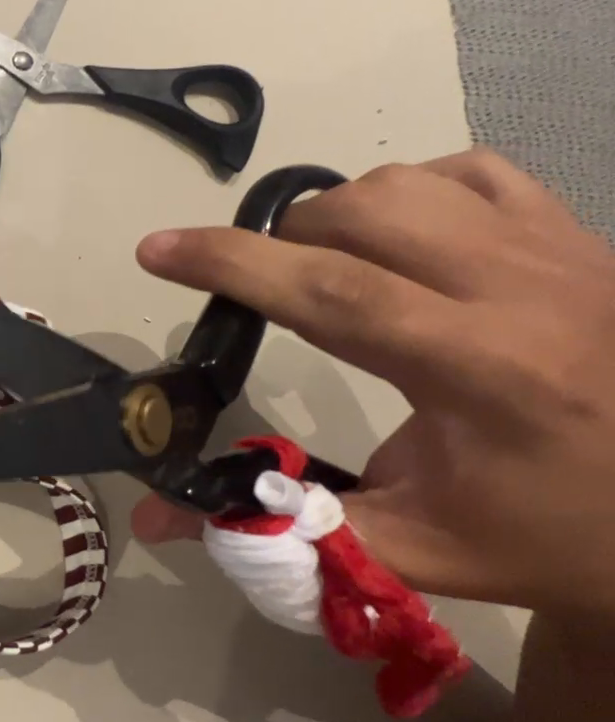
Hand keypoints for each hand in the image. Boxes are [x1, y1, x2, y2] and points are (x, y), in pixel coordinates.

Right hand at [130, 149, 614, 620]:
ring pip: (407, 183)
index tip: (153, 252)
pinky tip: (399, 240)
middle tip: (262, 290)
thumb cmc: (544, 536)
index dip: (231, 264)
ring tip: (323, 267)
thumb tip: (149, 519)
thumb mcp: (406, 548)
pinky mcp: (580, 236)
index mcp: (485, 374)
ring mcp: (564, 254)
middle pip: (361, 217)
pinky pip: (471, 173)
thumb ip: (275, 524)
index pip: (334, 292)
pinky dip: (408, 190)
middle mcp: (528, 294)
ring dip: (334, 215)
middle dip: (278, 241)